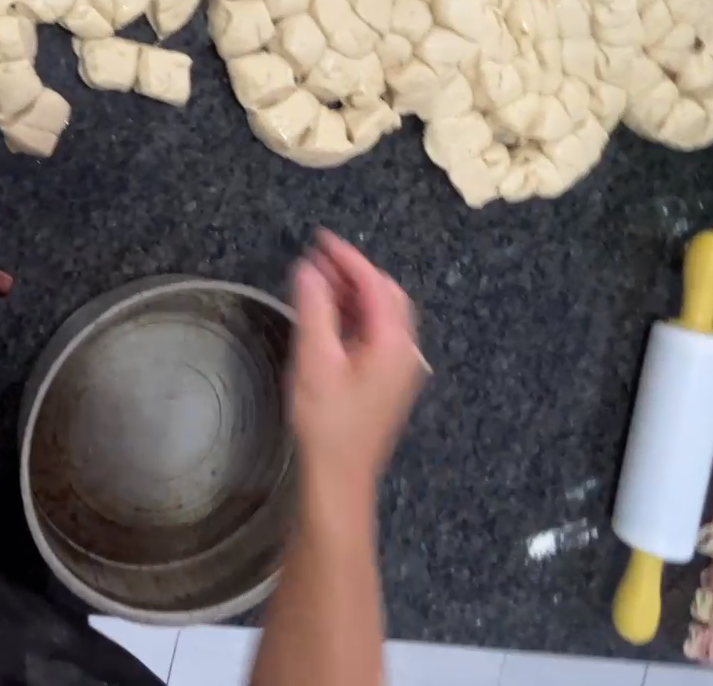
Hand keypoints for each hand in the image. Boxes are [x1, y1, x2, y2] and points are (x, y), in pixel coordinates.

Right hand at [287, 231, 426, 500]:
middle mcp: (404, 350)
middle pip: (385, 295)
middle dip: (352, 271)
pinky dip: (352, 312)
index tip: (320, 238)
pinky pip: (374, 330)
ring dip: (350, 290)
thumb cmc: (327, 418)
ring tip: (316, 277)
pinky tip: (327, 311)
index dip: (348, 257)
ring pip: (380, 313)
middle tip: (317, 256)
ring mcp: (397, 366)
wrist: (340, 473)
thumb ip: (314, 308)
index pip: (375, 284)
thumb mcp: (315, 358)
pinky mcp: (385, 378)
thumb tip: (309, 269)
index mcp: (393, 342)